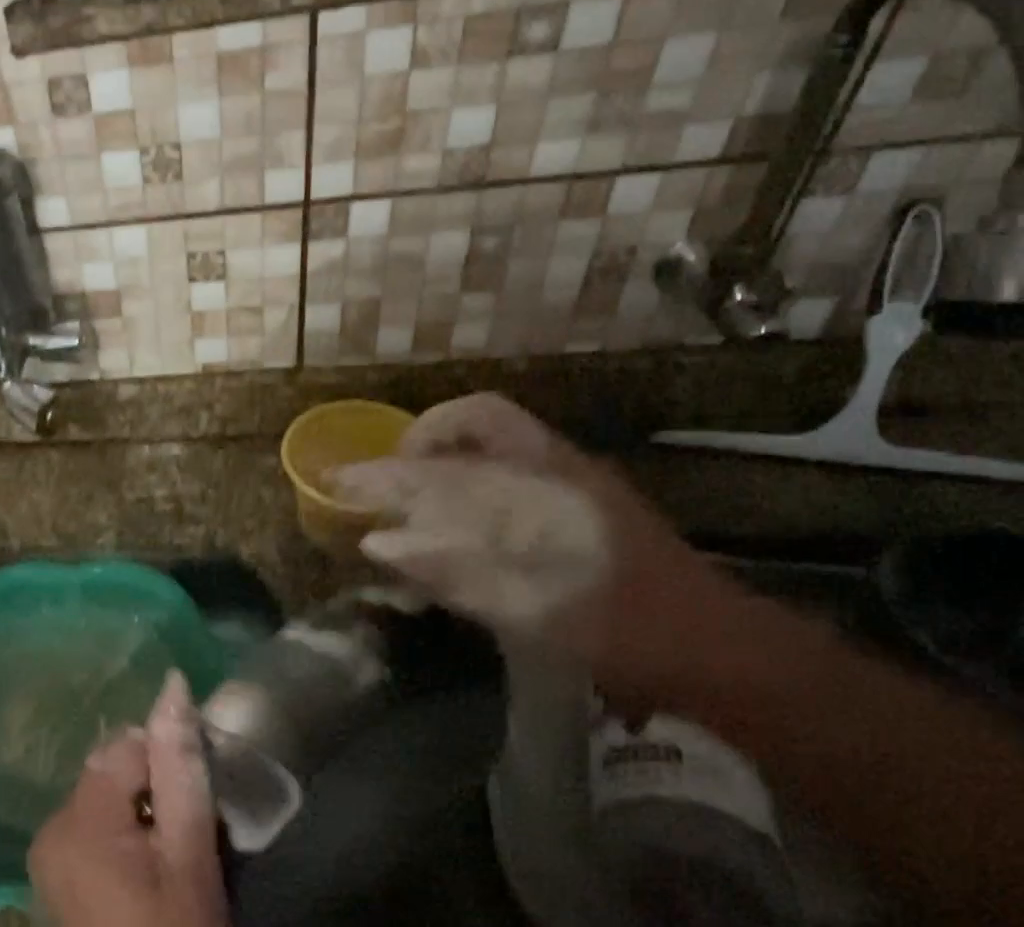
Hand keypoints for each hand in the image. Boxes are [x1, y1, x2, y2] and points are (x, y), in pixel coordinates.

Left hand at [28, 672, 228, 926]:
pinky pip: (86, 830)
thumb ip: (180, 767)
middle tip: (183, 837)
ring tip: (165, 859)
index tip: (190, 803)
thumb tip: (172, 681)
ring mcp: (43, 856)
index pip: (124, 747)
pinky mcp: (49, 877)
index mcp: (77, 820)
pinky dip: (116, 837)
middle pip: (108, 772)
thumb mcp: (190, 854)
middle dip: (149, 789)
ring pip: (100, 800)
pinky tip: (141, 876)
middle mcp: (48, 828)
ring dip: (135, 813)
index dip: (164, 765)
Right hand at [331, 393, 739, 698]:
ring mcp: (577, 483)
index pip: (459, 434)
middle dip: (428, 441)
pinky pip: (516, 472)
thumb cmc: (617, 625)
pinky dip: (477, 485)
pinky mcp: (589, 507)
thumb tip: (378, 543)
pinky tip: (465, 526)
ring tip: (418, 498)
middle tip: (392, 478)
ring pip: (498, 446)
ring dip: (452, 460)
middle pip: (479, 423)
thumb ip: (447, 570)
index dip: (403, 450)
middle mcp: (557, 467)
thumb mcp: (522, 605)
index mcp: (542, 477)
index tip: (359, 475)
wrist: (713, 649)